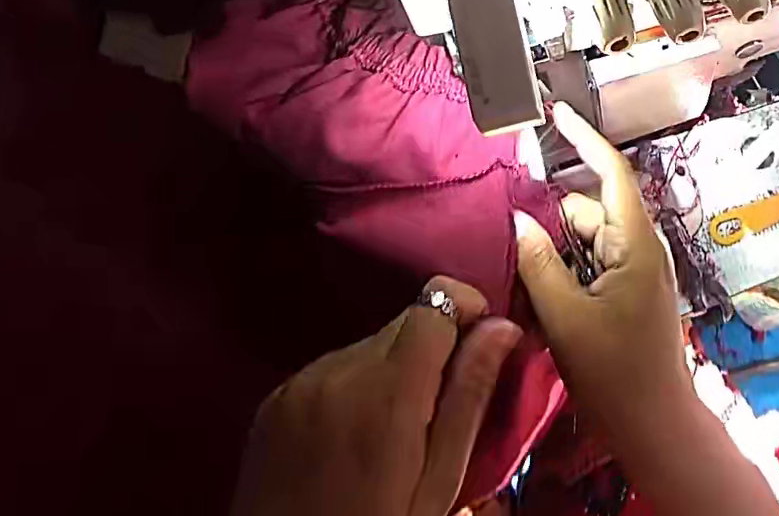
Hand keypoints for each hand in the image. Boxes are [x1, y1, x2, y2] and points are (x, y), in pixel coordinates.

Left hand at [229, 276, 522, 515]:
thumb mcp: (439, 481)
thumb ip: (470, 393)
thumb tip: (503, 326)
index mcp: (387, 388)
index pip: (437, 298)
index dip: (466, 309)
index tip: (478, 345)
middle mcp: (341, 368)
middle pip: (407, 320)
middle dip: (433, 346)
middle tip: (437, 405)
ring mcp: (302, 383)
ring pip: (374, 341)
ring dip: (393, 367)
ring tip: (391, 428)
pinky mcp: (275, 400)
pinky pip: (337, 365)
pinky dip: (357, 384)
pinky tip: (352, 435)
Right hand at [512, 102, 692, 433]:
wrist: (655, 424)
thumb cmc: (616, 373)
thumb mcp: (567, 319)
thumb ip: (540, 264)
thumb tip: (519, 219)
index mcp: (634, 239)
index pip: (611, 171)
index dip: (585, 137)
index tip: (558, 112)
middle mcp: (639, 242)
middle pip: (588, 208)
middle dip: (551, 218)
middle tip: (513, 240)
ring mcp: (636, 264)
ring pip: (586, 236)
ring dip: (556, 248)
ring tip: (526, 279)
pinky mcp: (629, 284)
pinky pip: (593, 259)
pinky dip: (568, 266)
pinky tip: (545, 292)